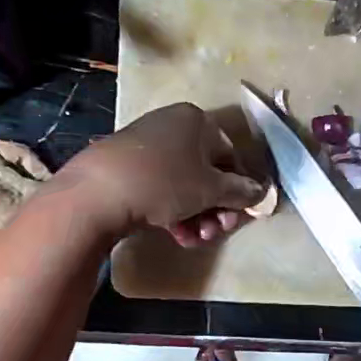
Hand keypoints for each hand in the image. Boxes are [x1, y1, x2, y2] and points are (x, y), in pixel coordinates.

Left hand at [57, 103, 267, 246]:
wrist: (99, 192)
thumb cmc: (165, 183)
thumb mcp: (211, 190)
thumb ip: (241, 191)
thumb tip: (261, 191)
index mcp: (197, 121)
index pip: (231, 156)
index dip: (239, 188)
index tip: (239, 215)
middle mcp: (174, 127)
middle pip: (208, 173)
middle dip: (216, 209)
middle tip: (217, 232)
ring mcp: (149, 147)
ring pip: (185, 186)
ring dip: (198, 217)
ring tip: (196, 239)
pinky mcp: (130, 169)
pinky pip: (163, 190)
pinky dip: (175, 213)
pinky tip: (178, 236)